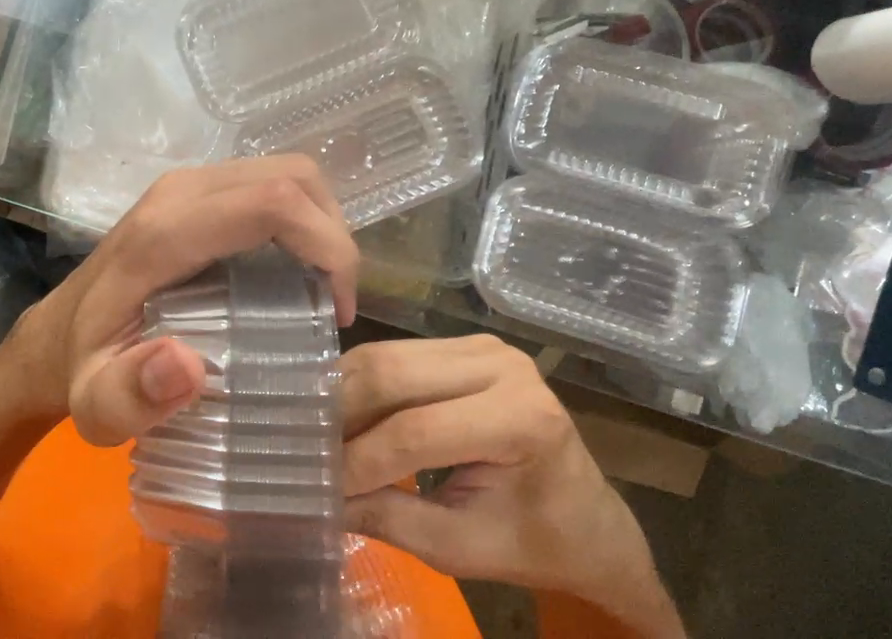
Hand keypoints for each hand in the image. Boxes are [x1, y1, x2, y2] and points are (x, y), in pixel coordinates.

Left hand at [14, 156, 360, 446]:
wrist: (55, 335)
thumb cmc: (84, 370)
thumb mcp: (99, 405)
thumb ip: (132, 395)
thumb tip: (188, 363)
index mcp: (164, 233)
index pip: (272, 204)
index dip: (328, 248)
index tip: (340, 312)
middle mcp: (180, 192)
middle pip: (292, 177)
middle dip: (334, 235)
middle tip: (337, 303)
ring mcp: (186, 184)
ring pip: (285, 173)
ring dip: (320, 224)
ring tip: (321, 289)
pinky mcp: (192, 190)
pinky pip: (266, 183)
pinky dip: (299, 217)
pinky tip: (294, 270)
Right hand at [339, 337, 683, 638]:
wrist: (587, 521)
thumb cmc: (532, 542)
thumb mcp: (460, 547)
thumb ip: (387, 518)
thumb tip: (313, 499)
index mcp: (522, 419)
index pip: (416, 431)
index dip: (359, 460)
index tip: (318, 488)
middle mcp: (502, 365)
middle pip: (393, 376)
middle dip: (340, 416)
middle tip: (305, 451)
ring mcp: (481, 347)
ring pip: (384, 357)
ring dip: (343, 396)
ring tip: (316, 436)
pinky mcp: (460, 344)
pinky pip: (393, 355)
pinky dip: (359, 385)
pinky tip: (340, 416)